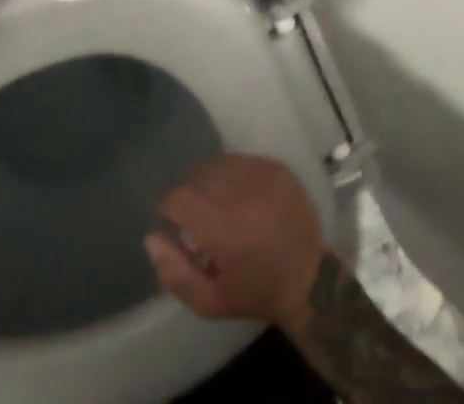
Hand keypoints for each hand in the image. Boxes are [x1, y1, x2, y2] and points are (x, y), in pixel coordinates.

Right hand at [145, 155, 327, 329]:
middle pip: (196, 175)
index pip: (179, 198)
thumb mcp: (209, 301)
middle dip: (189, 193)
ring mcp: (264, 178)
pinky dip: (232, 174)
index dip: (168, 207)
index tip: (171, 220)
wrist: (312, 282)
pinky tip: (239, 195)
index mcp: (225, 229)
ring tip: (218, 204)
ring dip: (210, 181)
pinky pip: (241, 161)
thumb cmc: (257, 293)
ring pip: (218, 165)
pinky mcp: (278, 170)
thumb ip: (174, 272)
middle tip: (195, 214)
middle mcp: (243, 195)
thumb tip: (151, 237)